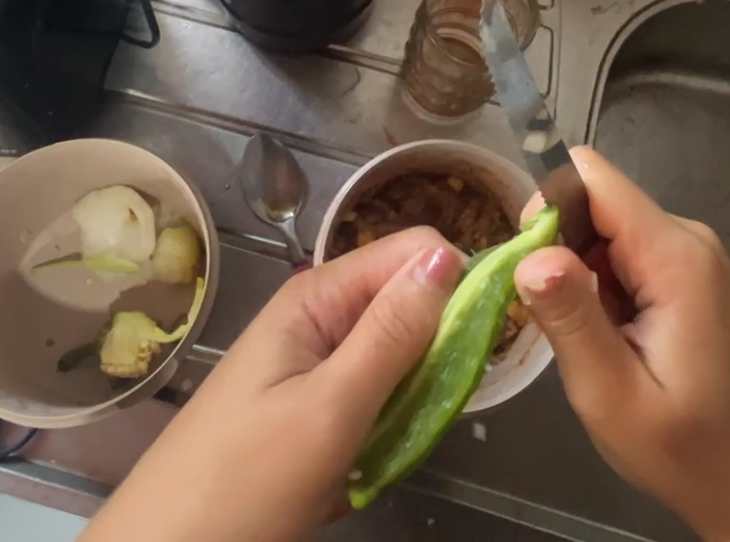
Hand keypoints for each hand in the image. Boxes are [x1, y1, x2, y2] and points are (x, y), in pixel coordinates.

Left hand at [81, 227, 462, 541]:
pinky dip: (393, 413)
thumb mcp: (329, 408)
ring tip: (402, 435)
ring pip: (400, 346)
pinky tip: (381, 450)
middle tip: (434, 403)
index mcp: (320, 294)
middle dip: (438, 341)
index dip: (455, 281)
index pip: (412, 249)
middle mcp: (322, 311)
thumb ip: (391, 333)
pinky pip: (379, 385)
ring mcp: (320, 355)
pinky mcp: (319, 396)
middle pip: (408, 297)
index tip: (483, 339)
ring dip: (417, 385)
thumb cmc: (245, 480)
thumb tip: (449, 255)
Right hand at [514, 148, 729, 541]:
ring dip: (579, 272)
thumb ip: (571, 318)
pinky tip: (612, 338)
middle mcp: (686, 238)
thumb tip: (528, 254)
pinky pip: (624, 252)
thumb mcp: (613, 395)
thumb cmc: (690, 452)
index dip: (547, 205)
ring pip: (603, 228)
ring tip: (589, 338)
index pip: (590, 178)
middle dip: (559, 248)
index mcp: (673, 255)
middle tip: (556, 320)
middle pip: (594, 202)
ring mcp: (691, 254)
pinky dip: (601, 285)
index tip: (528, 264)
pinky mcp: (688, 273)